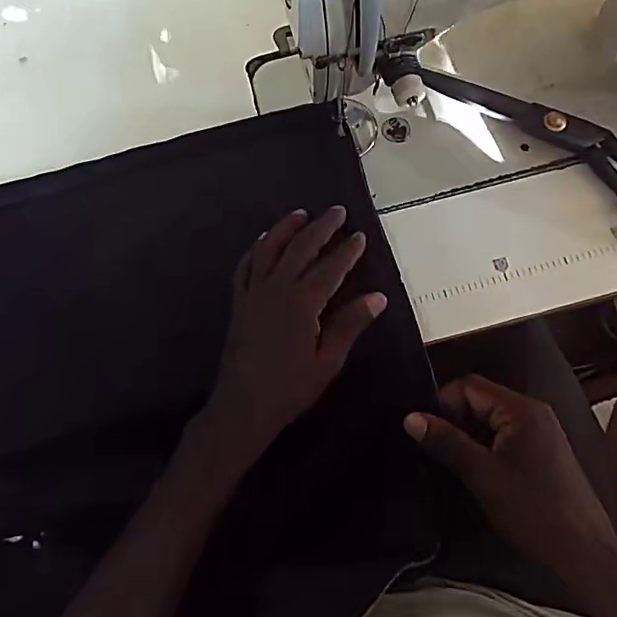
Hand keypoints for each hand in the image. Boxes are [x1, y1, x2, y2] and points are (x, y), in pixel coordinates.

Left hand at [203, 207, 387, 454]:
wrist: (243, 405)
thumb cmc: (291, 387)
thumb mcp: (328, 361)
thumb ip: (350, 324)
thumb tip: (377, 297)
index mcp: (303, 302)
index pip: (331, 267)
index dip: (347, 250)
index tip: (360, 236)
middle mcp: (277, 288)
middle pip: (301, 247)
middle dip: (321, 227)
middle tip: (337, 211)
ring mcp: (254, 292)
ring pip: (269, 248)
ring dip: (286, 227)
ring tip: (301, 214)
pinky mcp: (239, 301)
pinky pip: (245, 265)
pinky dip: (256, 248)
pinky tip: (263, 241)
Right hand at [405, 375, 616, 577]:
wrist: (586, 555)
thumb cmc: (534, 511)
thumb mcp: (482, 475)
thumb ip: (446, 442)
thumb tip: (411, 418)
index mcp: (522, 409)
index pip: (469, 385)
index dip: (443, 404)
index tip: (428, 432)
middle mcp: (535, 412)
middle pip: (481, 399)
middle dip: (455, 420)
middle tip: (439, 450)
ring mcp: (543, 432)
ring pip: (492, 419)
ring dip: (470, 436)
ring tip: (458, 464)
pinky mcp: (546, 452)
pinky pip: (507, 435)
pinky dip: (488, 447)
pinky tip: (481, 473)